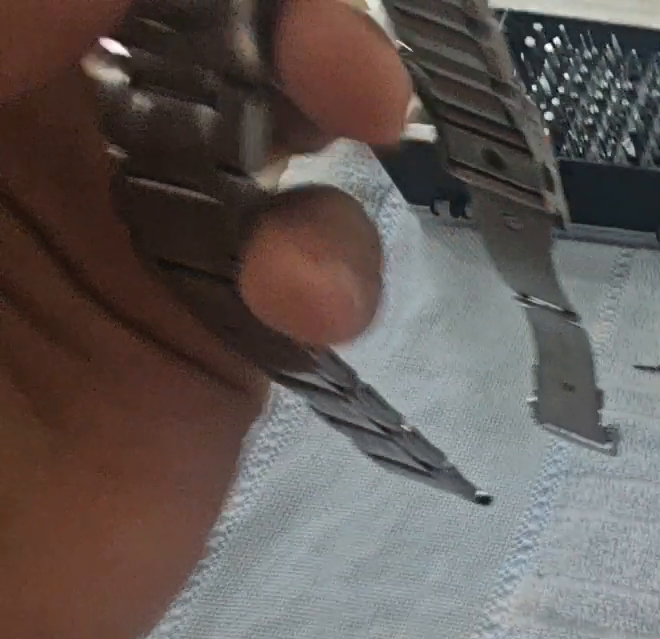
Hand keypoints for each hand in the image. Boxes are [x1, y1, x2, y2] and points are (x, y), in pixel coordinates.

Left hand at [0, 0, 410, 638]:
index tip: (249, 17)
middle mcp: (44, 115)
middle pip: (202, 32)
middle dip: (294, 38)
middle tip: (351, 81)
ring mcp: (146, 220)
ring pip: (283, 137)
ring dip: (325, 192)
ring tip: (313, 262)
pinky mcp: (232, 322)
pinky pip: (316, 264)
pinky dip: (337, 276)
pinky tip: (311, 315)